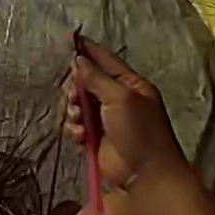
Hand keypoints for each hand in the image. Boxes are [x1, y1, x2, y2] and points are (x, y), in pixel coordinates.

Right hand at [64, 38, 188, 186]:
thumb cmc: (139, 131)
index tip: (69, 39)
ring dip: (74, 111)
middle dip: (77, 89)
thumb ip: (96, 78)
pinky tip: (81, 136)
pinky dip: (75, 128)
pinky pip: (76, 124)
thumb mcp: (120, 98)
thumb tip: (78, 61)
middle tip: (75, 97)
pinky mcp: (95, 137)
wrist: (145, 175)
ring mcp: (106, 119)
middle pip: (86, 82)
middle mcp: (118, 98)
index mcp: (131, 85)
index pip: (105, 60)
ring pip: (78, 104)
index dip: (88, 50)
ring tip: (81, 121)